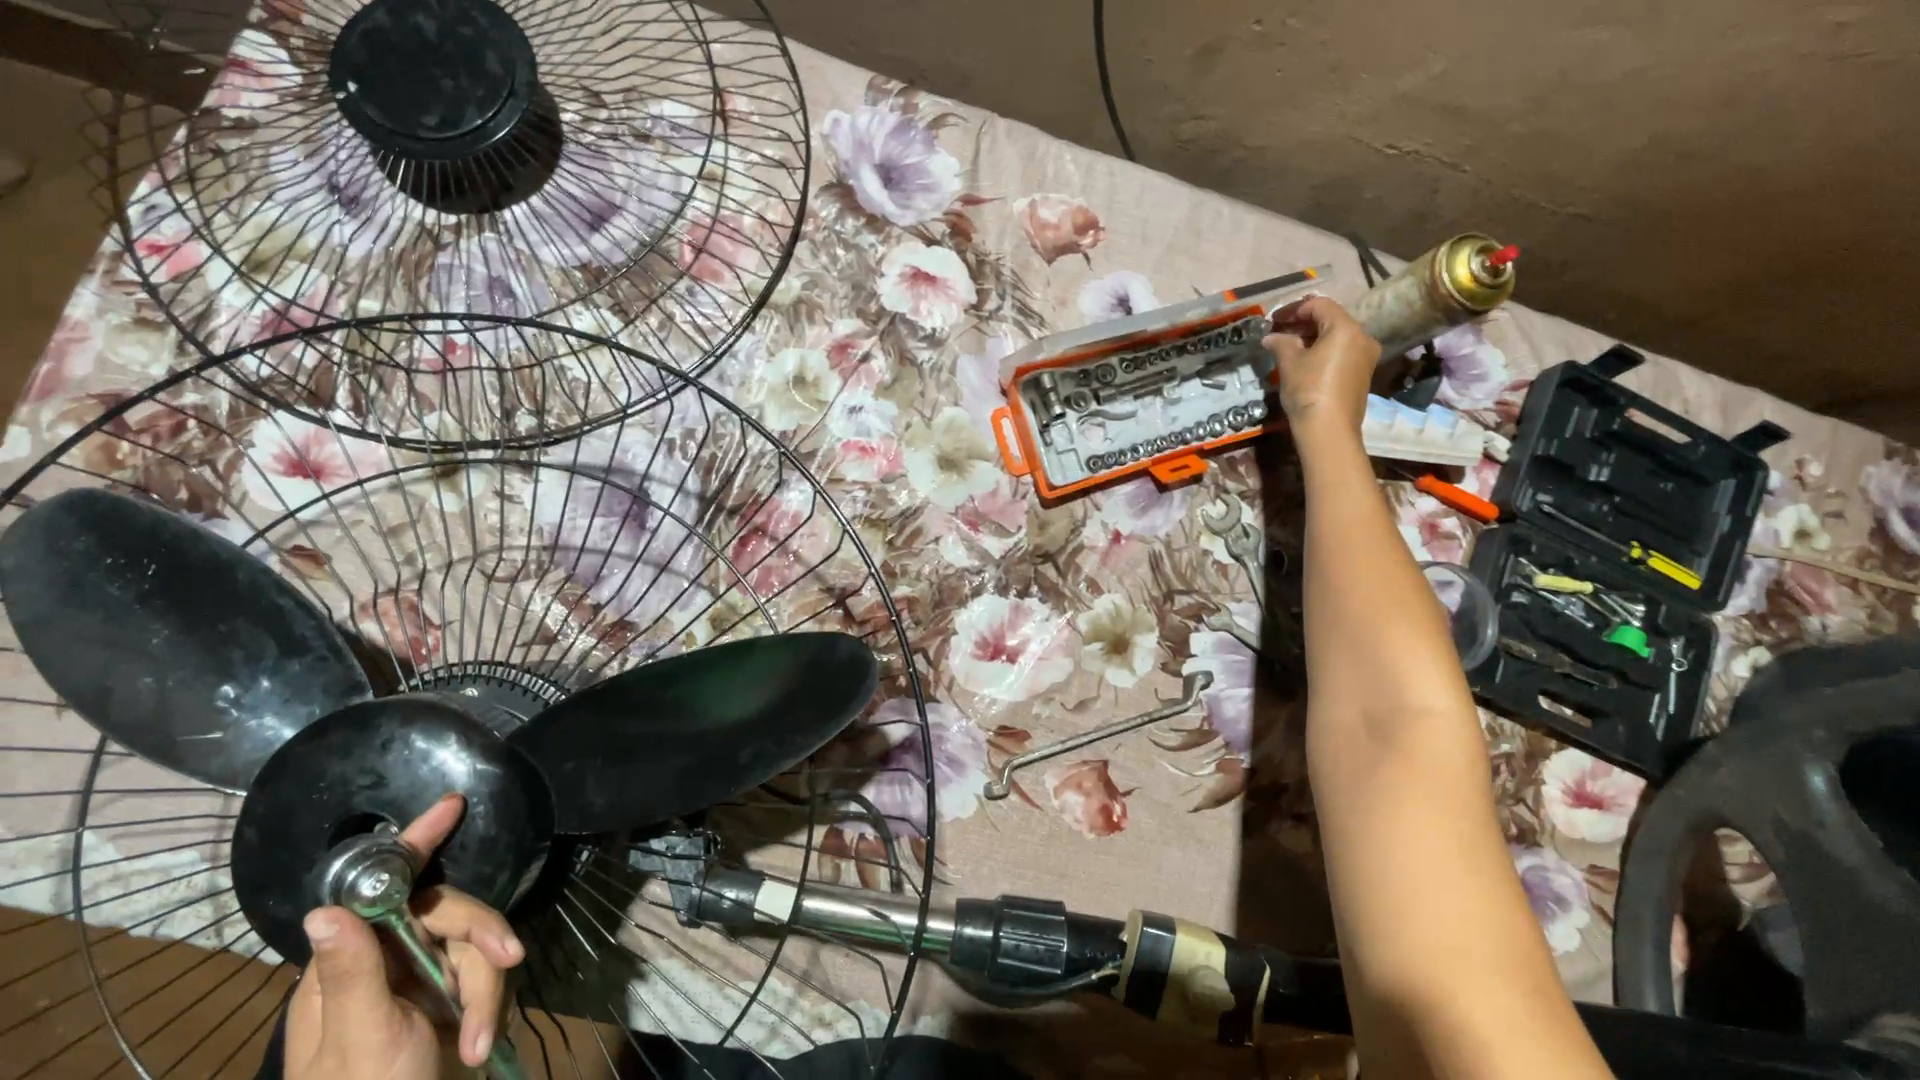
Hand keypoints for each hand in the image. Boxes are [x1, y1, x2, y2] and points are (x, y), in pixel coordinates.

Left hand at [284, 794, 525, 1079]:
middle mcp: (385, 964)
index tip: (452, 807)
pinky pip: (485, 983)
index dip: (414, 846)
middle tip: (509, 962)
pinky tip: (480, 1048)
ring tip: (478, 1044)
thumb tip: (325, 909)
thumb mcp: (362, 1040)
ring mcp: (419, 985)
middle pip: (448, 916)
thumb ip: (352, 973)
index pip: (380, 889)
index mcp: (348, 965)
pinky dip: (489, 1012)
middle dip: (482, 937)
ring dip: (485, 995)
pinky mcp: (449, 1006)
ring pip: (475, 952)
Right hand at [1263, 295, 1380, 435]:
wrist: (1329, 429)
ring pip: (1337, 335)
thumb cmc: (1308, 390)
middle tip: (1279, 332)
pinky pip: (1343, 351)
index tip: (1274, 320)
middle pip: (1331, 319)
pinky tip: (1306, 360)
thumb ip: (1281, 342)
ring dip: (1313, 337)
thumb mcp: (1289, 363)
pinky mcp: (1363, 372)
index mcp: (1345, 328)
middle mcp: (1362, 336)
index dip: (1294, 309)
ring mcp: (1366, 355)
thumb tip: (1270, 337)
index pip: (1319, 305)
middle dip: (1303, 323)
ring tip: (1289, 347)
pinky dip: (1324, 350)